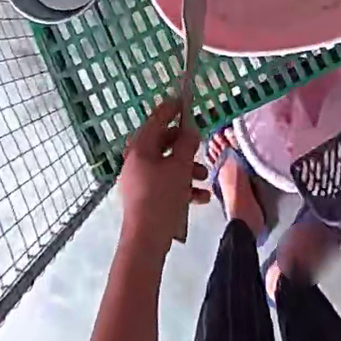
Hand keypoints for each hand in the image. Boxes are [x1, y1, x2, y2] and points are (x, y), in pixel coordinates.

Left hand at [116, 97, 208, 256]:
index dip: (171, 109)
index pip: (156, 120)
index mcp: (140, 148)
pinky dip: (182, 185)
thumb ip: (187, 145)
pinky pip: (166, 183)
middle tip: (200, 143)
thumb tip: (191, 131)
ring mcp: (139, 180)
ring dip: (188, 167)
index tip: (184, 101)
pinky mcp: (145, 197)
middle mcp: (136, 161)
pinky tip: (200, 197)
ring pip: (167, 164)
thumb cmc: (162, 197)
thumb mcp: (180, 167)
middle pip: (162, 143)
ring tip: (204, 177)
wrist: (146, 239)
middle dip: (184, 145)